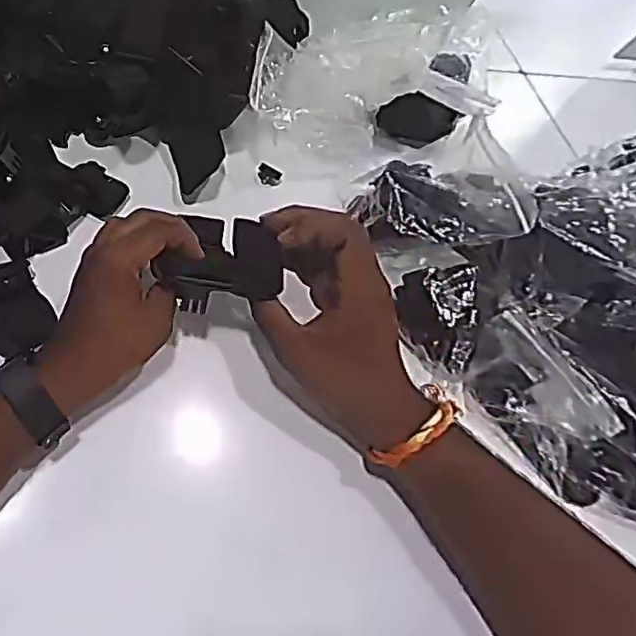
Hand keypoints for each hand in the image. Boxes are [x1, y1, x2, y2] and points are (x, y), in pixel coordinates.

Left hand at [38, 208, 203, 415]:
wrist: (76, 364)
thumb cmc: (106, 348)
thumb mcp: (157, 320)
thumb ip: (169, 291)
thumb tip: (171, 281)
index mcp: (117, 258)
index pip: (157, 228)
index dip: (184, 237)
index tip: (196, 253)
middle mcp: (100, 252)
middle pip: (139, 218)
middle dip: (169, 226)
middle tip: (189, 244)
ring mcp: (92, 260)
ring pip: (124, 225)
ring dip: (150, 230)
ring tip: (172, 249)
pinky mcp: (89, 271)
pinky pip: (113, 241)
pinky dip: (134, 242)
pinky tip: (149, 261)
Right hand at [251, 206, 432, 452]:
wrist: (384, 414)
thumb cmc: (350, 385)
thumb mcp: (297, 350)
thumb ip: (269, 314)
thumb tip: (252, 291)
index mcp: (360, 286)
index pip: (342, 231)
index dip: (306, 225)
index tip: (276, 237)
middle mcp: (364, 281)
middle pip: (339, 230)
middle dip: (300, 222)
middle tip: (266, 228)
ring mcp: (358, 291)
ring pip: (332, 246)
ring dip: (300, 238)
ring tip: (266, 241)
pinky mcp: (350, 302)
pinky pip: (326, 267)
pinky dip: (301, 258)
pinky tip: (278, 264)